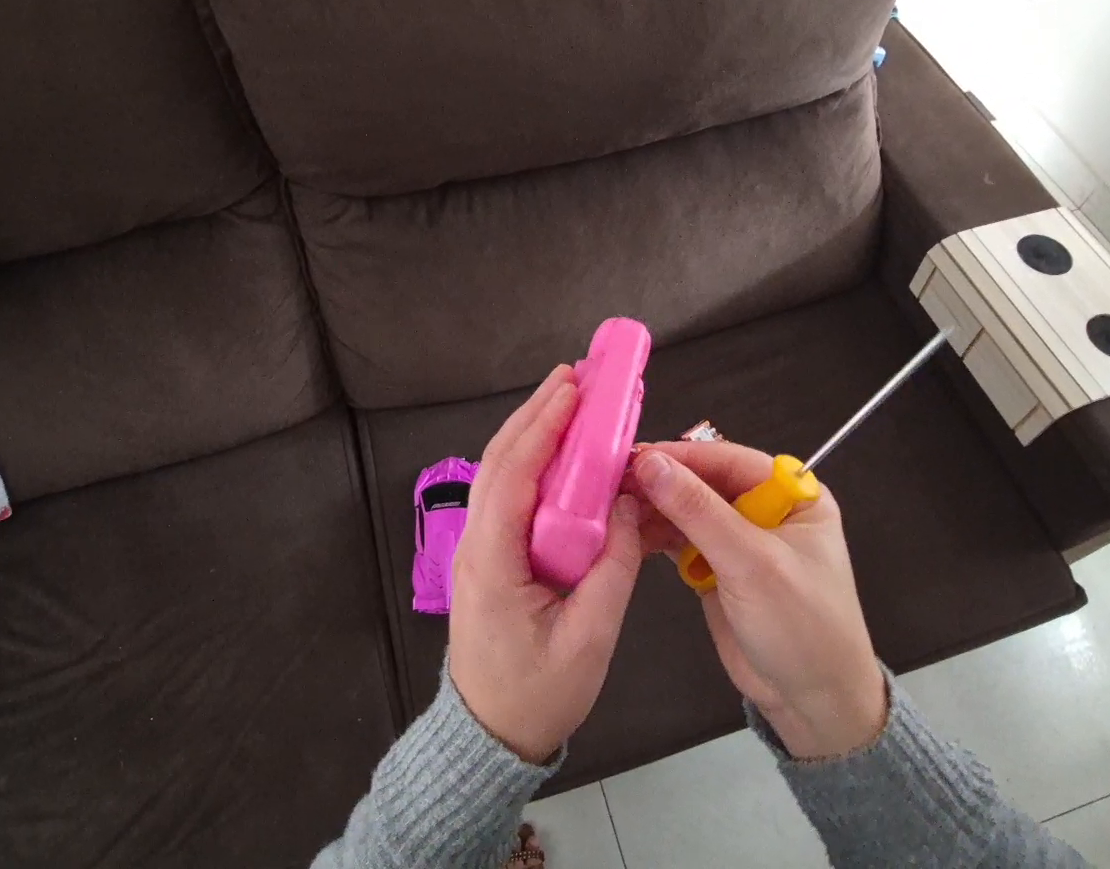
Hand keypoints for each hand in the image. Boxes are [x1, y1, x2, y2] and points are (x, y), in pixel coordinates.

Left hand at [448, 366, 643, 763]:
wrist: (489, 735)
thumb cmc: (538, 693)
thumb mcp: (589, 638)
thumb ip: (614, 568)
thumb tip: (633, 503)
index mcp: (493, 559)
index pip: (514, 475)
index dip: (543, 426)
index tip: (572, 387)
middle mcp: (477, 542)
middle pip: (501, 461)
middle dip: (537, 413)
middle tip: (575, 375)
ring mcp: (478, 547)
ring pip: (501, 473)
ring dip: (533, 430)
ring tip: (569, 397)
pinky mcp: (490, 554)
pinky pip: (509, 495)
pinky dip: (533, 461)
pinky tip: (559, 450)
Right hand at [630, 442, 887, 758]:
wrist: (812, 704)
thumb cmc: (800, 627)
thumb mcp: (750, 563)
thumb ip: (698, 510)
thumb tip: (650, 463)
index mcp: (792, 495)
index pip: (729, 460)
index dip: (681, 457)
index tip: (634, 457)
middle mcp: (765, 508)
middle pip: (704, 480)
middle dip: (661, 482)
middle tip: (613, 482)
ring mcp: (739, 538)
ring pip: (687, 508)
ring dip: (653, 508)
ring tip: (613, 507)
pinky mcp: (717, 566)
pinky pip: (679, 538)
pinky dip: (654, 534)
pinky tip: (627, 531)